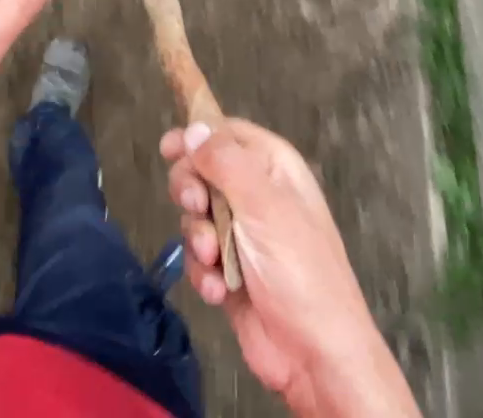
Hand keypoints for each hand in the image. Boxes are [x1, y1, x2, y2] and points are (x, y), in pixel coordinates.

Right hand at [162, 120, 407, 416]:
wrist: (314, 354)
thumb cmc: (298, 269)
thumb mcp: (263, 205)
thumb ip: (225, 161)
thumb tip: (193, 127)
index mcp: (274, 168)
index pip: (227, 132)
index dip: (196, 136)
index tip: (168, 149)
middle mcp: (256, 194)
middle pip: (201, 171)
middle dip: (191, 192)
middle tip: (196, 207)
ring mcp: (242, 233)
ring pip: (194, 215)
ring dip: (197, 239)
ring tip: (214, 260)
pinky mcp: (229, 268)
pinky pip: (198, 255)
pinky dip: (204, 271)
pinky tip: (220, 290)